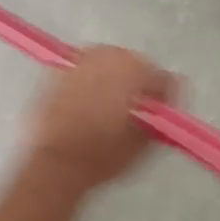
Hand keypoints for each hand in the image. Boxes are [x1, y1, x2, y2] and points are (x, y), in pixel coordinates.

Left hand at [27, 46, 175, 187]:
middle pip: (132, 62)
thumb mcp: (138, 147)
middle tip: (139, 107)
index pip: (160, 76)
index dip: (165, 95)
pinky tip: (89, 104)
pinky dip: (90, 83)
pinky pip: (83, 71)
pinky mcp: (56, 71)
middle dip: (138, 81)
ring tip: (113, 104)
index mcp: (132, 73)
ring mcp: (79, 61)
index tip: (164, 113)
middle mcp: (106, 58)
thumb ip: (157, 124)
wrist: (53, 162)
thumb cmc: (101, 157)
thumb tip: (162, 115)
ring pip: (105, 62)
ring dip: (113, 79)